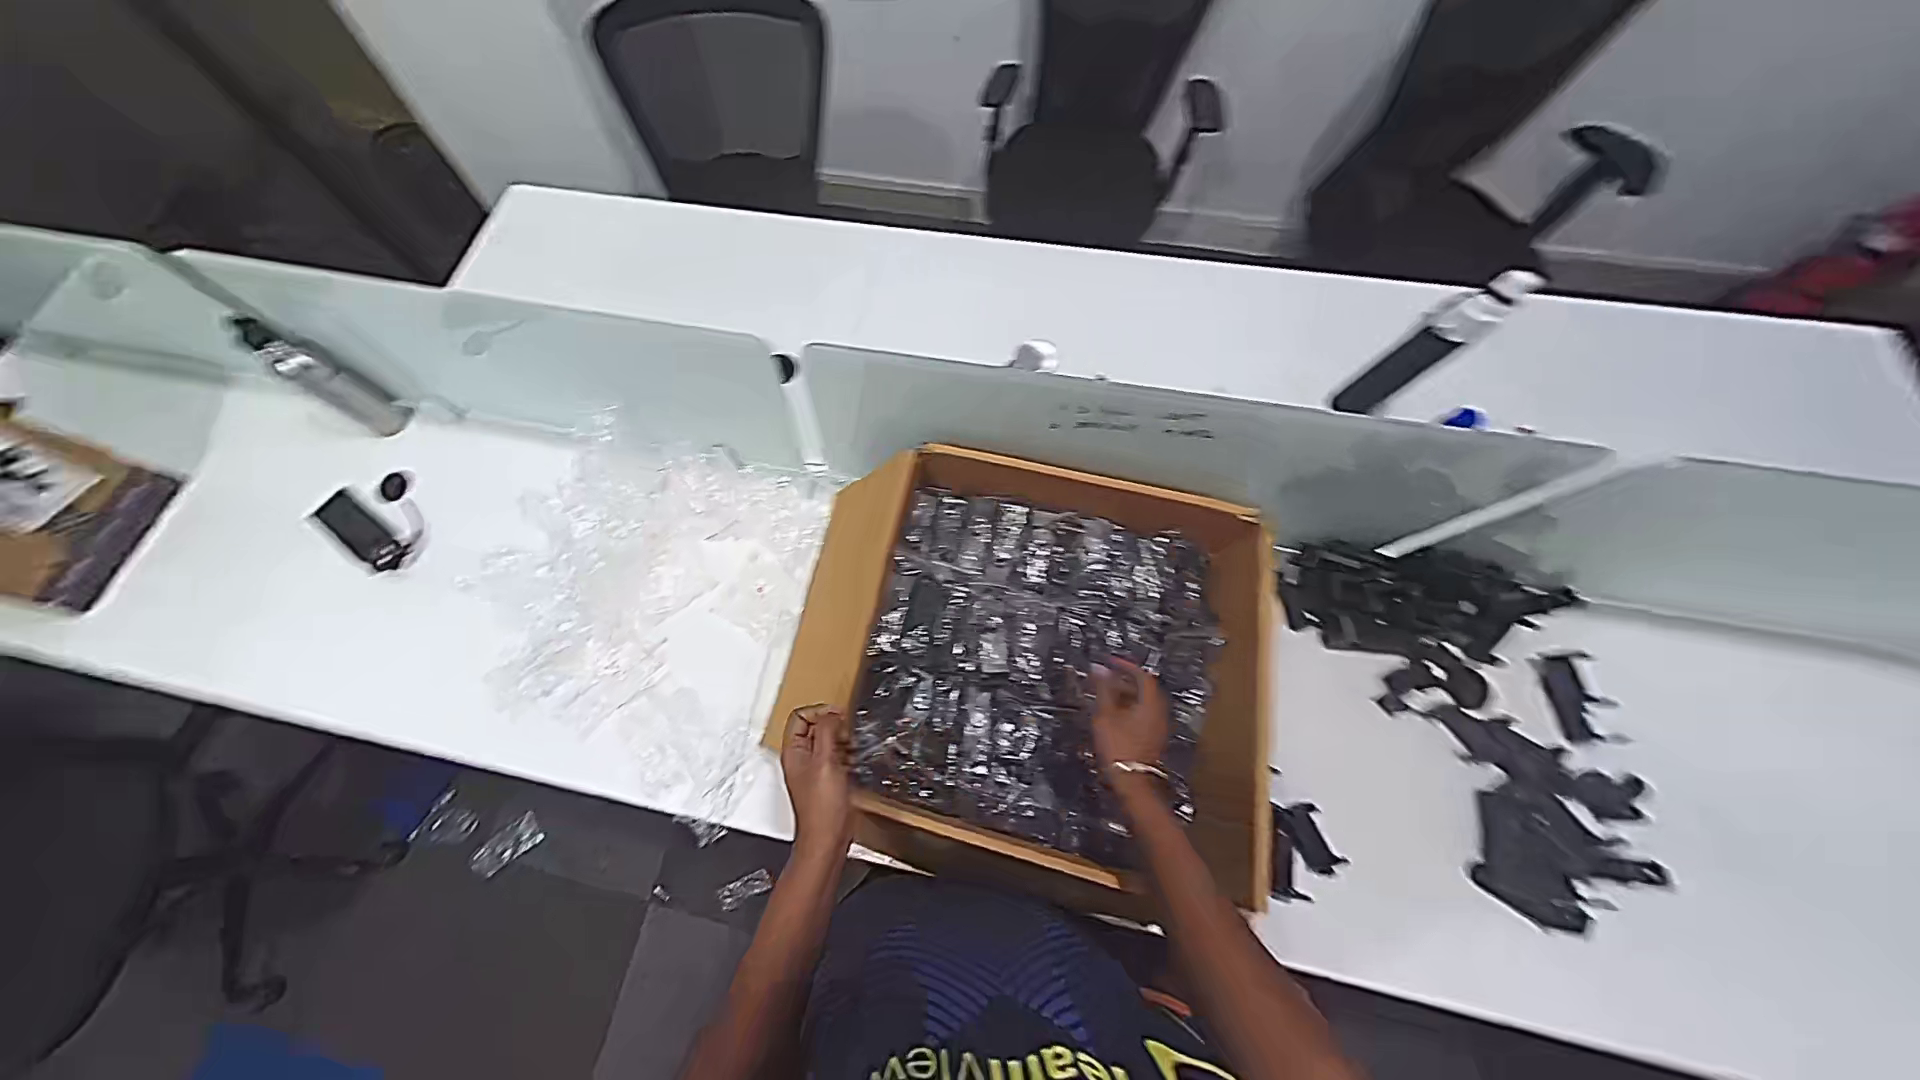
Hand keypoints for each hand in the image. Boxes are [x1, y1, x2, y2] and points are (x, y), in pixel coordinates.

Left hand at [782, 704, 853, 859]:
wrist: (829, 837)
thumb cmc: (821, 808)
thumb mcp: (825, 760)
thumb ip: (827, 732)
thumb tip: (832, 713)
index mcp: (794, 751)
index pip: (800, 716)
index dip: (819, 711)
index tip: (837, 716)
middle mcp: (802, 758)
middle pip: (816, 726)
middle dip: (835, 726)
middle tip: (845, 734)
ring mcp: (816, 768)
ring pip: (829, 740)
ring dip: (843, 740)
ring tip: (850, 749)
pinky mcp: (829, 777)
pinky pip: (838, 755)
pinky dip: (848, 754)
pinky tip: (853, 762)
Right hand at [1090, 659, 1169, 772]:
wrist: (1132, 782)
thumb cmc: (1119, 747)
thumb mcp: (1106, 714)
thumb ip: (1103, 689)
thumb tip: (1099, 668)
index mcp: (1151, 703)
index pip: (1142, 676)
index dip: (1126, 666)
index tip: (1110, 662)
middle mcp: (1159, 713)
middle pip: (1144, 688)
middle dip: (1124, 680)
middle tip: (1105, 678)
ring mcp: (1158, 727)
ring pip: (1143, 703)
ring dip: (1125, 695)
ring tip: (1104, 695)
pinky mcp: (1153, 738)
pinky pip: (1142, 715)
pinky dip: (1128, 708)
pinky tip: (1112, 714)